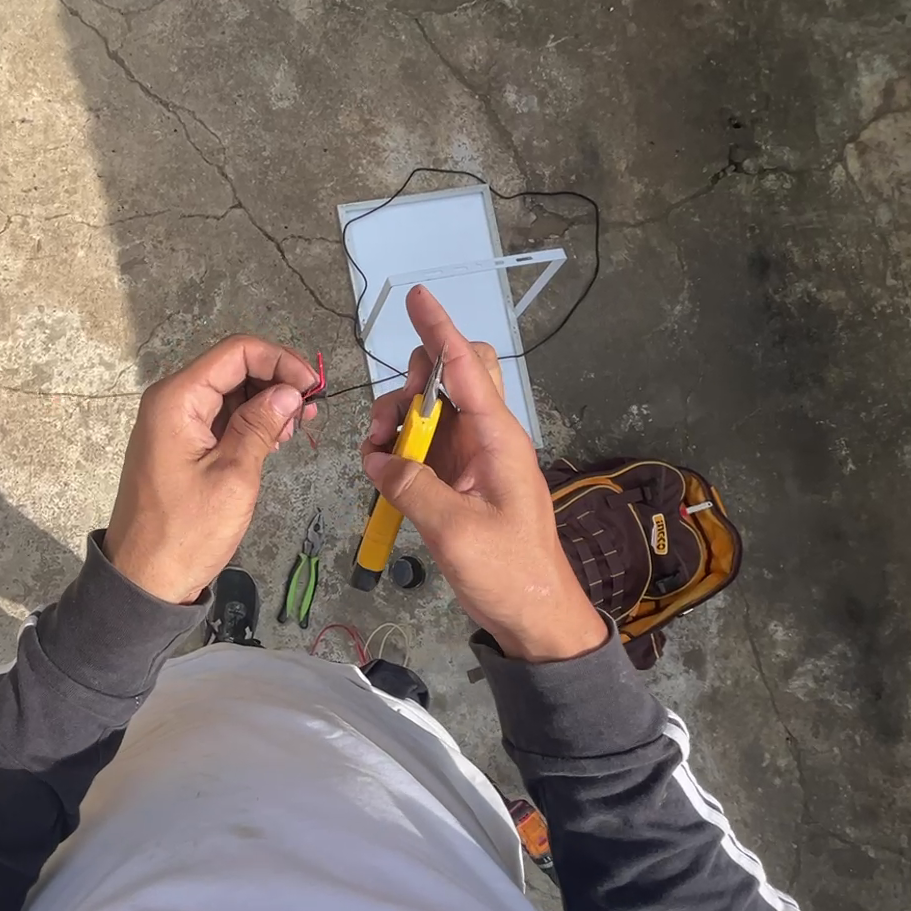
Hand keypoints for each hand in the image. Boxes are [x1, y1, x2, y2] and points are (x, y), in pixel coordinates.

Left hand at [105, 336, 318, 603]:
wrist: (145, 578)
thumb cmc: (186, 532)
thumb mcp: (233, 476)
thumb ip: (260, 426)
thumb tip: (289, 391)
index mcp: (177, 399)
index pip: (236, 352)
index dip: (280, 360)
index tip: (311, 388)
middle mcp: (172, 401)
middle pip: (233, 368)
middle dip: (275, 382)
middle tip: (308, 413)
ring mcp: (174, 423)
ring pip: (229, 393)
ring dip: (265, 403)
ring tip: (294, 430)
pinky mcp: (180, 444)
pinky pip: (219, 418)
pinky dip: (248, 423)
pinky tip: (272, 441)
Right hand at [358, 285, 605, 661]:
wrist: (533, 614)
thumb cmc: (508, 571)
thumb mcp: (456, 530)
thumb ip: (411, 488)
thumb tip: (378, 459)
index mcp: (497, 439)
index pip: (467, 367)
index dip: (440, 329)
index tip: (416, 296)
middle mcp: (485, 438)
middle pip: (452, 377)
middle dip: (414, 383)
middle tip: (390, 422)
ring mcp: (471, 458)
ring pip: (431, 411)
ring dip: (398, 422)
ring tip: (377, 457)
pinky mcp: (458, 480)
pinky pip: (423, 445)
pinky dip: (399, 449)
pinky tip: (384, 472)